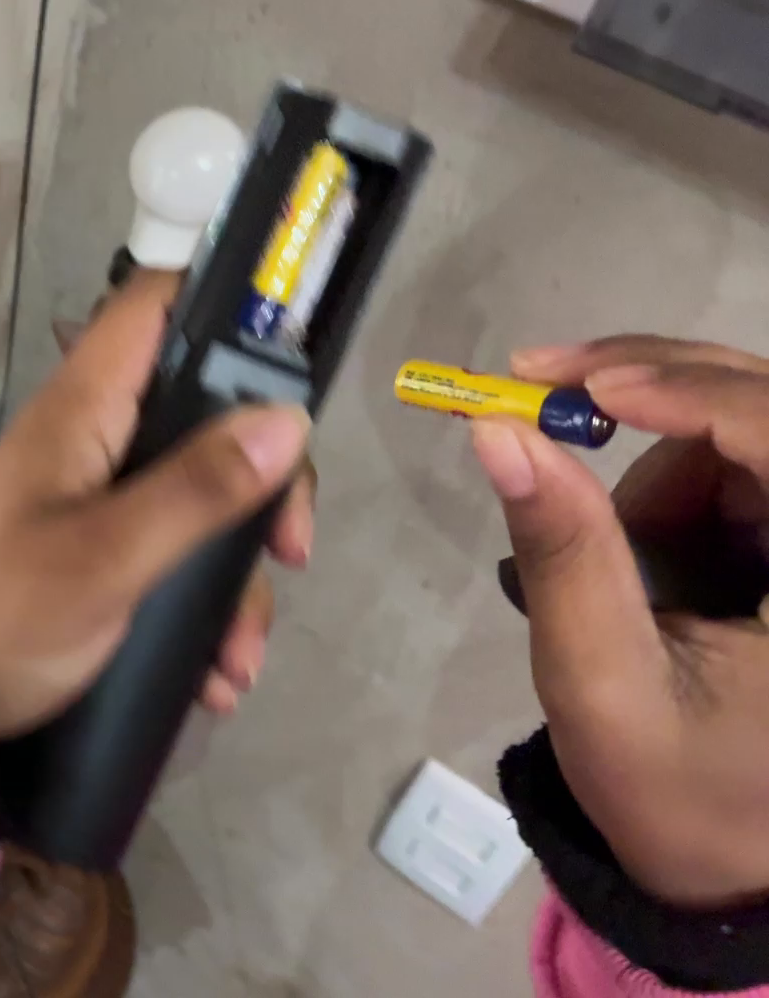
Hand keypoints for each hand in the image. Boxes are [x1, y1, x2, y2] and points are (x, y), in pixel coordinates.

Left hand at [0, 269, 315, 746]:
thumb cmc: (7, 614)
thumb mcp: (106, 558)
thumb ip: (193, 489)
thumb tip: (287, 417)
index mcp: (80, 410)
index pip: (149, 309)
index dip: (224, 306)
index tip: (297, 359)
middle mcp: (93, 438)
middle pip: (205, 411)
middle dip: (262, 480)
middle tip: (288, 551)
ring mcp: (98, 493)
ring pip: (201, 492)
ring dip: (235, 569)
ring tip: (237, 657)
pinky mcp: (101, 544)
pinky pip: (174, 548)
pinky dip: (201, 603)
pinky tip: (214, 671)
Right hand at [472, 336, 768, 908]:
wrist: (734, 863)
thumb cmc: (672, 787)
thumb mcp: (597, 672)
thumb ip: (561, 550)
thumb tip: (497, 433)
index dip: (693, 395)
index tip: (567, 384)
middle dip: (653, 384)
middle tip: (529, 376)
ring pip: (742, 442)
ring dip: (650, 473)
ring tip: (613, 571)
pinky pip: (736, 478)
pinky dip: (665, 493)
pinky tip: (643, 561)